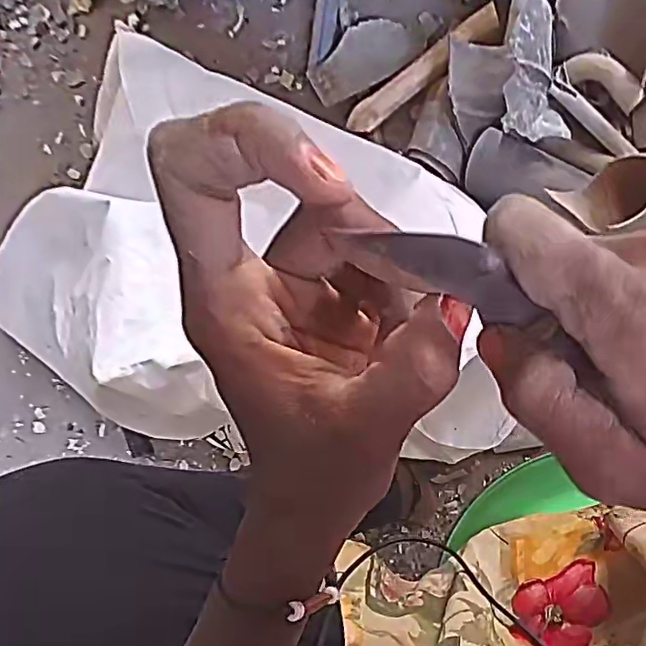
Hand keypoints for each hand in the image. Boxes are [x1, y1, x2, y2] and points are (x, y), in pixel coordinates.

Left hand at [149, 104, 467, 536]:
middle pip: (300, 198)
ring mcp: (292, 287)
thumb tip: (455, 302)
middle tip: (412, 289)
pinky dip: (407, 286)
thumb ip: (415, 367)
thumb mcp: (365, 429)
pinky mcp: (328, 298)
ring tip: (411, 331)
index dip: (251, 144)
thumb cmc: (315, 475)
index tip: (325, 181)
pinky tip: (410, 331)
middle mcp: (252, 282)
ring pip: (347, 229)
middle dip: (368, 236)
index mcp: (226, 303)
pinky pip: (373, 261)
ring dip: (398, 270)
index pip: (191, 172)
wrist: (317, 501)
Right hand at [476, 195, 645, 523]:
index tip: (508, 327)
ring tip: (605, 369)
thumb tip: (497, 340)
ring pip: (570, 259)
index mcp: (627, 308)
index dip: (492, 272)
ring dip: (566, 313)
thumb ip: (535, 396)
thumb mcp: (601, 463)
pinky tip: (626, 353)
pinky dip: (596, 305)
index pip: (518, 230)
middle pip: (541, 251)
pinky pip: (602, 264)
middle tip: (567, 372)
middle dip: (533, 310)